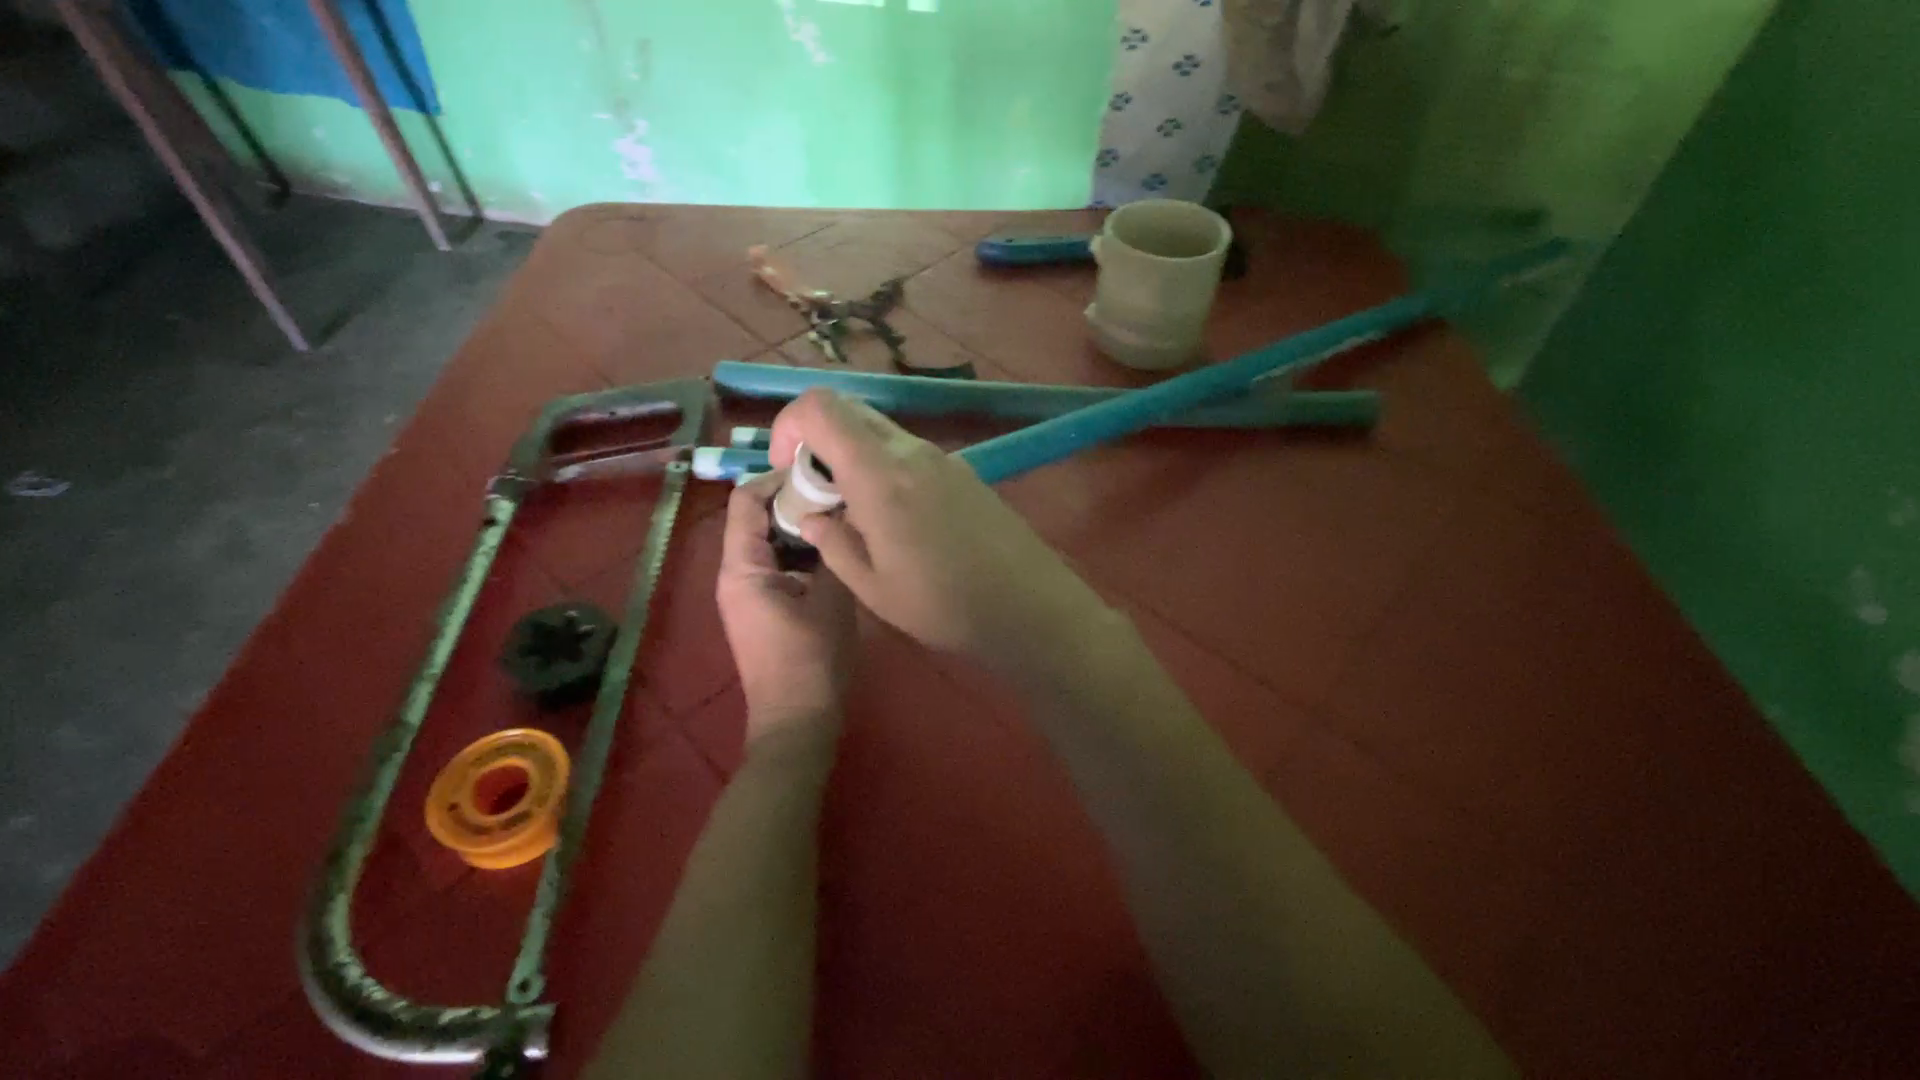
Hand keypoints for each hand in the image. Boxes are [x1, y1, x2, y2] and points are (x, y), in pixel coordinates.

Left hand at [716, 470, 856, 743]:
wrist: (797, 724)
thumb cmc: (811, 662)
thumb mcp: (831, 600)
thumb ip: (833, 550)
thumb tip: (843, 510)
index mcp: (741, 568)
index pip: (745, 500)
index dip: (777, 477)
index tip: (818, 467)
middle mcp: (736, 574)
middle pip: (757, 518)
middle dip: (795, 499)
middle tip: (839, 488)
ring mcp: (749, 593)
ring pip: (772, 541)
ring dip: (802, 525)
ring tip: (844, 512)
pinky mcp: (765, 608)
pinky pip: (781, 564)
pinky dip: (804, 550)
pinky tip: (838, 548)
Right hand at [767, 389, 1111, 675]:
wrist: (1030, 609)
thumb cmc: (945, 607)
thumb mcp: (872, 588)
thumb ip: (833, 542)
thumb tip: (811, 515)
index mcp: (882, 474)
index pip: (821, 408)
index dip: (789, 426)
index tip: (786, 471)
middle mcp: (912, 452)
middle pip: (849, 412)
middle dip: (817, 441)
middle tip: (814, 494)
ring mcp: (942, 459)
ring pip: (879, 434)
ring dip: (850, 458)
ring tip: (852, 515)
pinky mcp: (963, 474)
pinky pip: (907, 455)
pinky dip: (881, 469)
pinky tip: (892, 521)